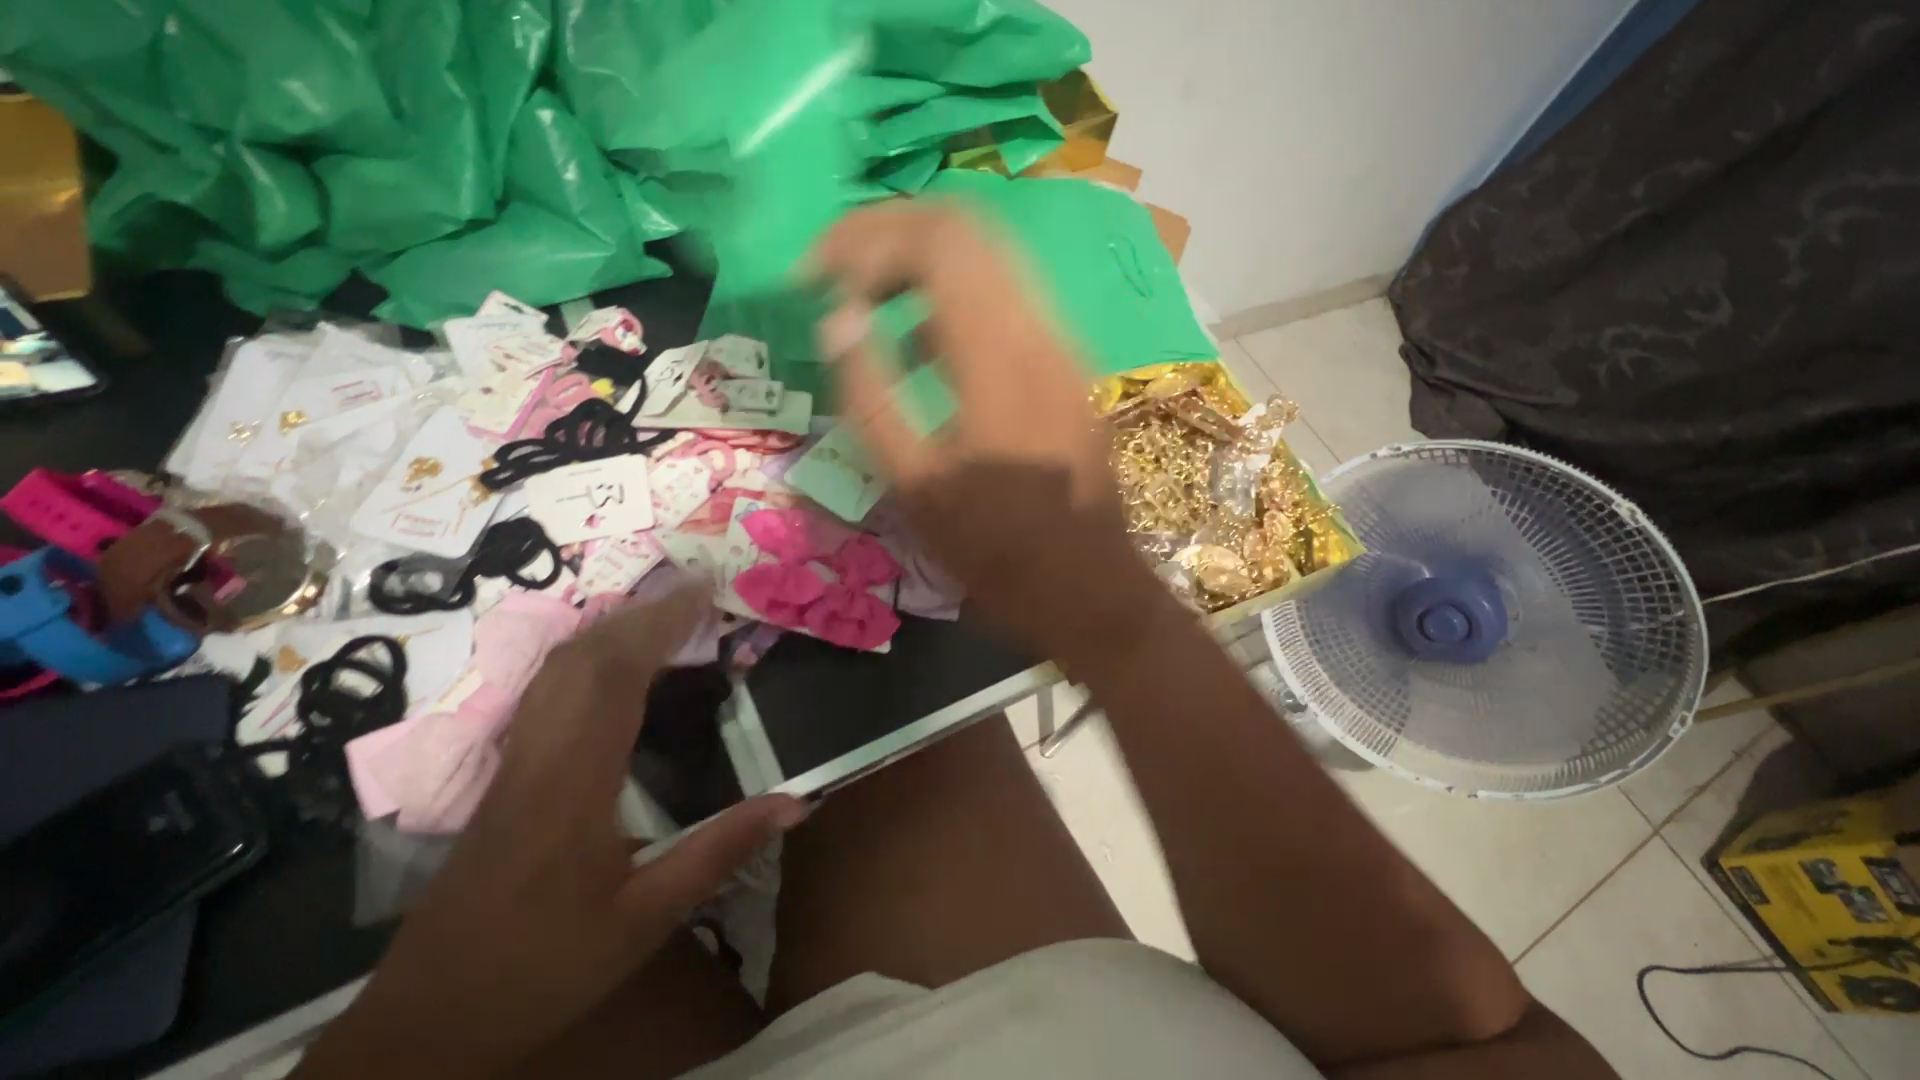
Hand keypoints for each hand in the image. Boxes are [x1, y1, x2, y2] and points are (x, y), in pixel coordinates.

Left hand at [296, 589, 806, 1078]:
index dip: (659, 624)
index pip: (615, 677)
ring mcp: (512, 765)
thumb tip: (797, 801)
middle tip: (696, 596)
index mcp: (573, 781)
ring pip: (554, 673)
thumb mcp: (646, 919)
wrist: (430, 1017)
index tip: (703, 591)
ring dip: (609, 633)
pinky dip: (585, 662)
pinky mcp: (504, 781)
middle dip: (639, 615)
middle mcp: (536, 756)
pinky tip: (611, 676)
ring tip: (664, 620)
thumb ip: (719, 851)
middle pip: (580, 659)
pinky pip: (545, 696)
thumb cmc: (545, 966)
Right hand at [812, 202, 1184, 667]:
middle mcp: (1037, 328)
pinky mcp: (1064, 366)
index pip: (936, 239)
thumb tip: (836, 320)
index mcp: (998, 353)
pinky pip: (1004, 302)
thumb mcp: (915, 485)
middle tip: (832, 274)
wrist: (1091, 588)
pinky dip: (950, 299)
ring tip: (862, 300)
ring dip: (919, 263)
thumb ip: (871, 393)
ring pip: (987, 260)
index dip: (864, 239)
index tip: (813, 278)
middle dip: (888, 236)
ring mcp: (1058, 344)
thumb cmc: (998, 549)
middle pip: (964, 229)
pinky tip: (915, 345)